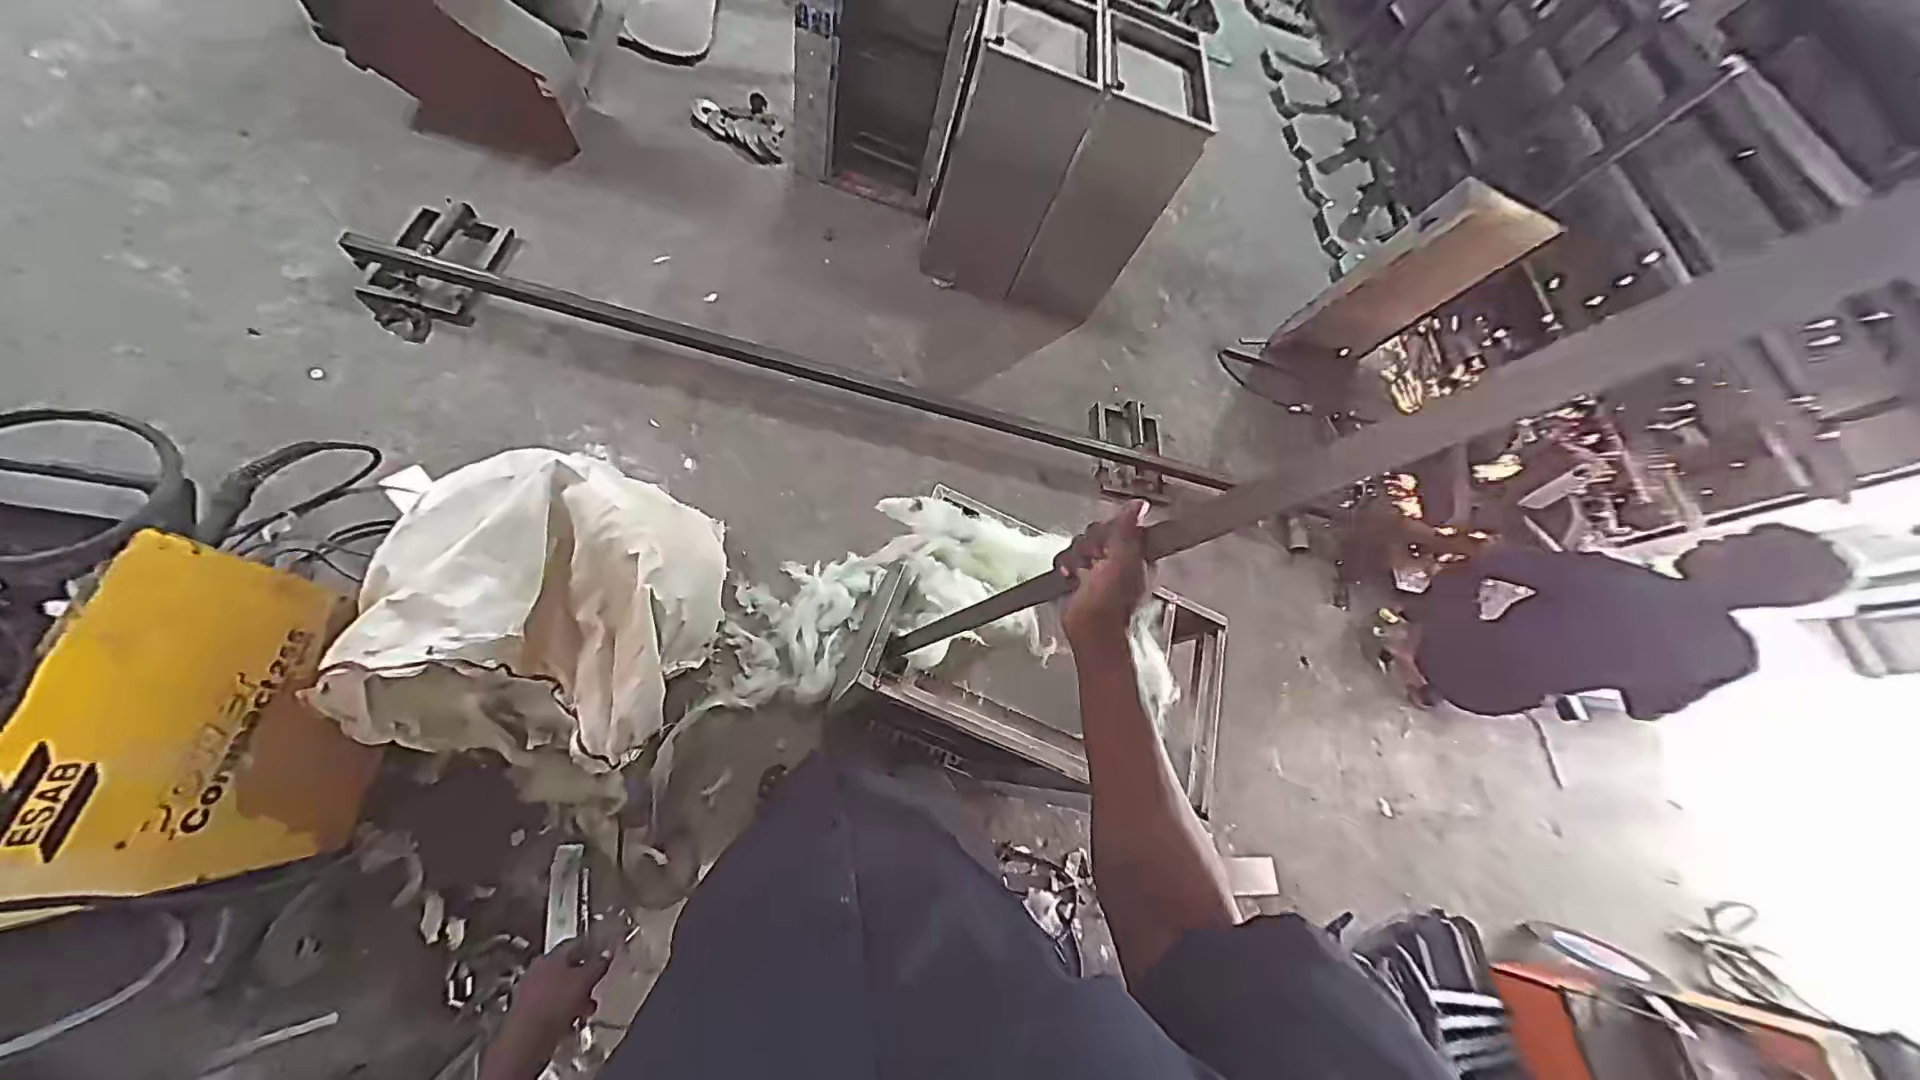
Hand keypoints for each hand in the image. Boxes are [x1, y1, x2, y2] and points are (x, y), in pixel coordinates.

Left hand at [506, 936, 613, 1044]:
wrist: (525, 1041)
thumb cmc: (557, 1002)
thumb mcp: (586, 979)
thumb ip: (598, 964)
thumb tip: (607, 954)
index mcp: (551, 956)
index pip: (576, 944)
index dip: (593, 948)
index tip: (606, 954)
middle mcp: (537, 970)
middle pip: (567, 968)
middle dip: (584, 978)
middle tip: (597, 985)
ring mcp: (529, 993)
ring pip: (559, 989)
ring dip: (575, 997)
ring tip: (587, 1009)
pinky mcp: (525, 1016)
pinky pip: (550, 1007)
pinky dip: (562, 1012)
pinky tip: (571, 1021)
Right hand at [1056, 500, 1151, 645]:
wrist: (1091, 629)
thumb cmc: (1113, 602)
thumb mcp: (1124, 558)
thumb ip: (1129, 530)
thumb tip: (1138, 505)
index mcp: (1138, 554)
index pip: (1120, 525)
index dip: (1110, 530)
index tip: (1107, 541)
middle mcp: (1119, 561)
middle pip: (1097, 533)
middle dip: (1091, 545)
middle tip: (1095, 560)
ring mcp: (1099, 570)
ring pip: (1081, 544)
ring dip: (1077, 557)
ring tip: (1081, 572)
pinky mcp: (1079, 579)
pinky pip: (1067, 559)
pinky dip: (1065, 566)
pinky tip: (1070, 576)